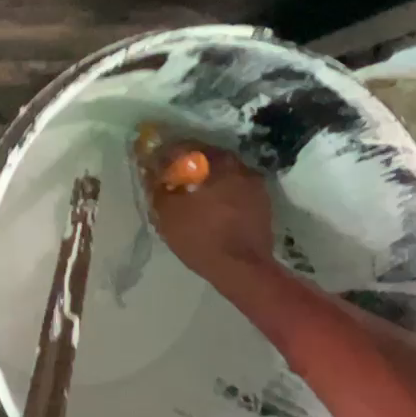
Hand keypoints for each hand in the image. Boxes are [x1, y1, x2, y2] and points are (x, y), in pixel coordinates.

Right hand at [136, 133, 277, 282]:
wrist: (243, 269)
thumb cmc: (201, 237)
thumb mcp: (168, 213)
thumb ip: (158, 187)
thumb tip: (152, 173)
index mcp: (215, 162)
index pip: (184, 148)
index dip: (166, 156)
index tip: (156, 168)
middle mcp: (238, 165)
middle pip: (207, 158)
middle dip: (189, 168)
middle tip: (174, 183)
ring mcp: (255, 184)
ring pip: (224, 174)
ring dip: (208, 182)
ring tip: (194, 199)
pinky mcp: (263, 203)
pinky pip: (237, 191)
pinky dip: (224, 195)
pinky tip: (214, 211)